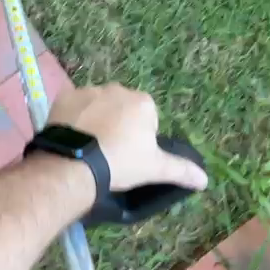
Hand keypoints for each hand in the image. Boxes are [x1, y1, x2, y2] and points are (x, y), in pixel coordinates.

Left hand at [47, 84, 207, 192]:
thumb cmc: (121, 162)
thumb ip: (182, 170)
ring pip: (97, 105)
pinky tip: (72, 136)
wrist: (76, 162)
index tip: (130, 153)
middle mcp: (116, 89)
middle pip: (121, 108)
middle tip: (110, 150)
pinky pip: (73, 105)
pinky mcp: (64, 96)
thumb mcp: (155, 168)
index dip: (140, 136)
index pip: (146, 117)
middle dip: (118, 124)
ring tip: (89, 145)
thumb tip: (205, 180)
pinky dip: (74, 117)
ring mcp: (88, 90)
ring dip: (96, 119)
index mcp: (142, 102)